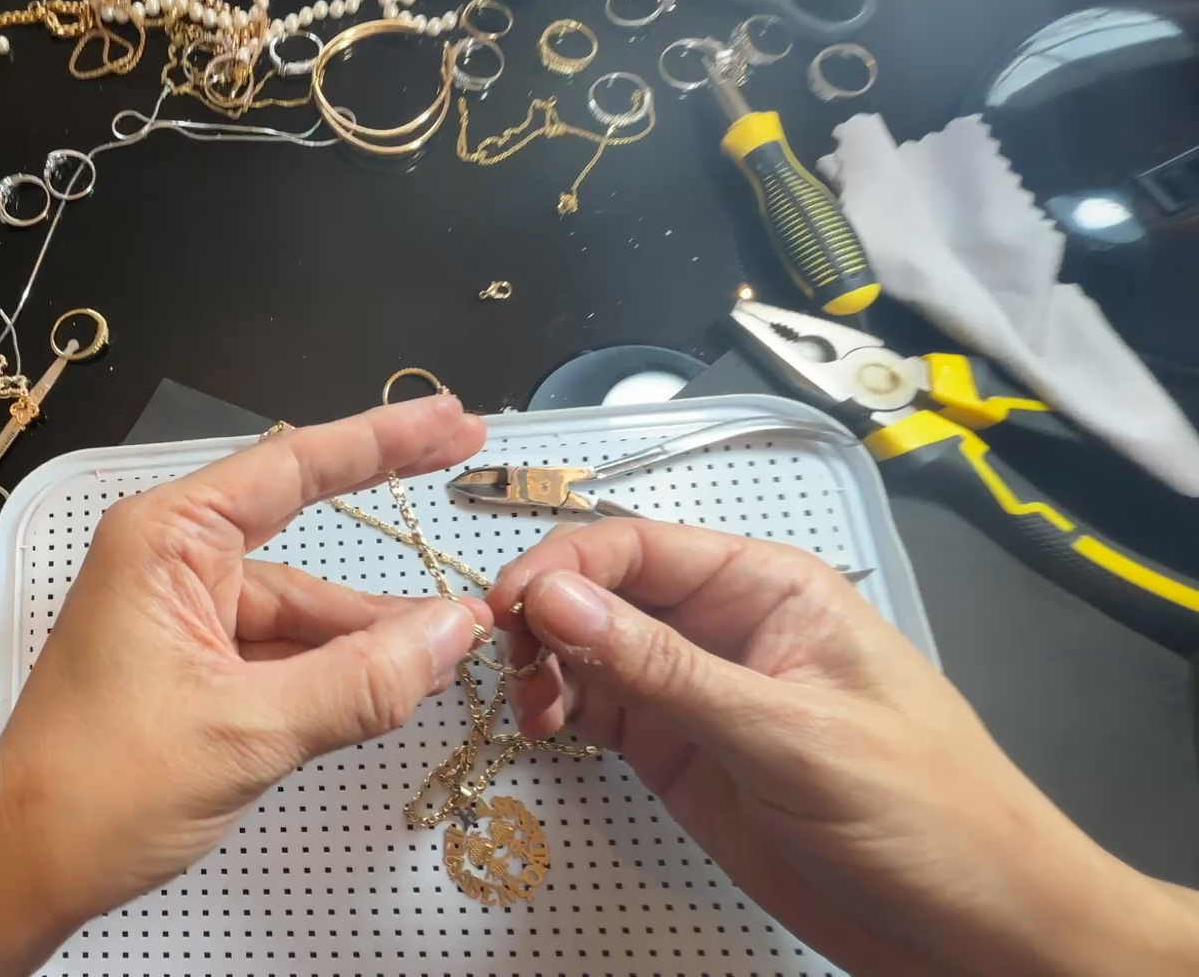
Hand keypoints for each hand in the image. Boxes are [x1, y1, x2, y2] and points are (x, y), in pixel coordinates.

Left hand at [0, 396, 491, 964]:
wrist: (22, 872)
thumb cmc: (100, 789)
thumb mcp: (245, 731)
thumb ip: (361, 681)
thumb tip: (456, 631)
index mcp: (166, 538)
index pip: (291, 468)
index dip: (380, 439)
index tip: (447, 418)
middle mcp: (175, 558)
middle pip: (299, 527)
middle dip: (381, 515)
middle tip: (462, 462)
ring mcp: (187, 610)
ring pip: (300, 606)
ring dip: (369, 626)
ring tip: (454, 632)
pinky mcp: (197, 659)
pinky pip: (283, 648)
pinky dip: (337, 664)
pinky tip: (394, 676)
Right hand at [489, 518, 1198, 976]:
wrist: (976, 944)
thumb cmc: (919, 815)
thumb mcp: (785, 735)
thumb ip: (659, 666)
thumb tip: (548, 598)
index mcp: (756, 586)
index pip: (633, 547)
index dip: (561, 565)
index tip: (508, 606)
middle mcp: (708, 620)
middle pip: (595, 591)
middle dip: (542, 616)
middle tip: (508, 660)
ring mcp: (680, 681)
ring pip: (579, 645)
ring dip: (540, 664)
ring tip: (529, 706)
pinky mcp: (661, 736)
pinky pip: (586, 699)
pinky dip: (551, 705)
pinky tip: (542, 727)